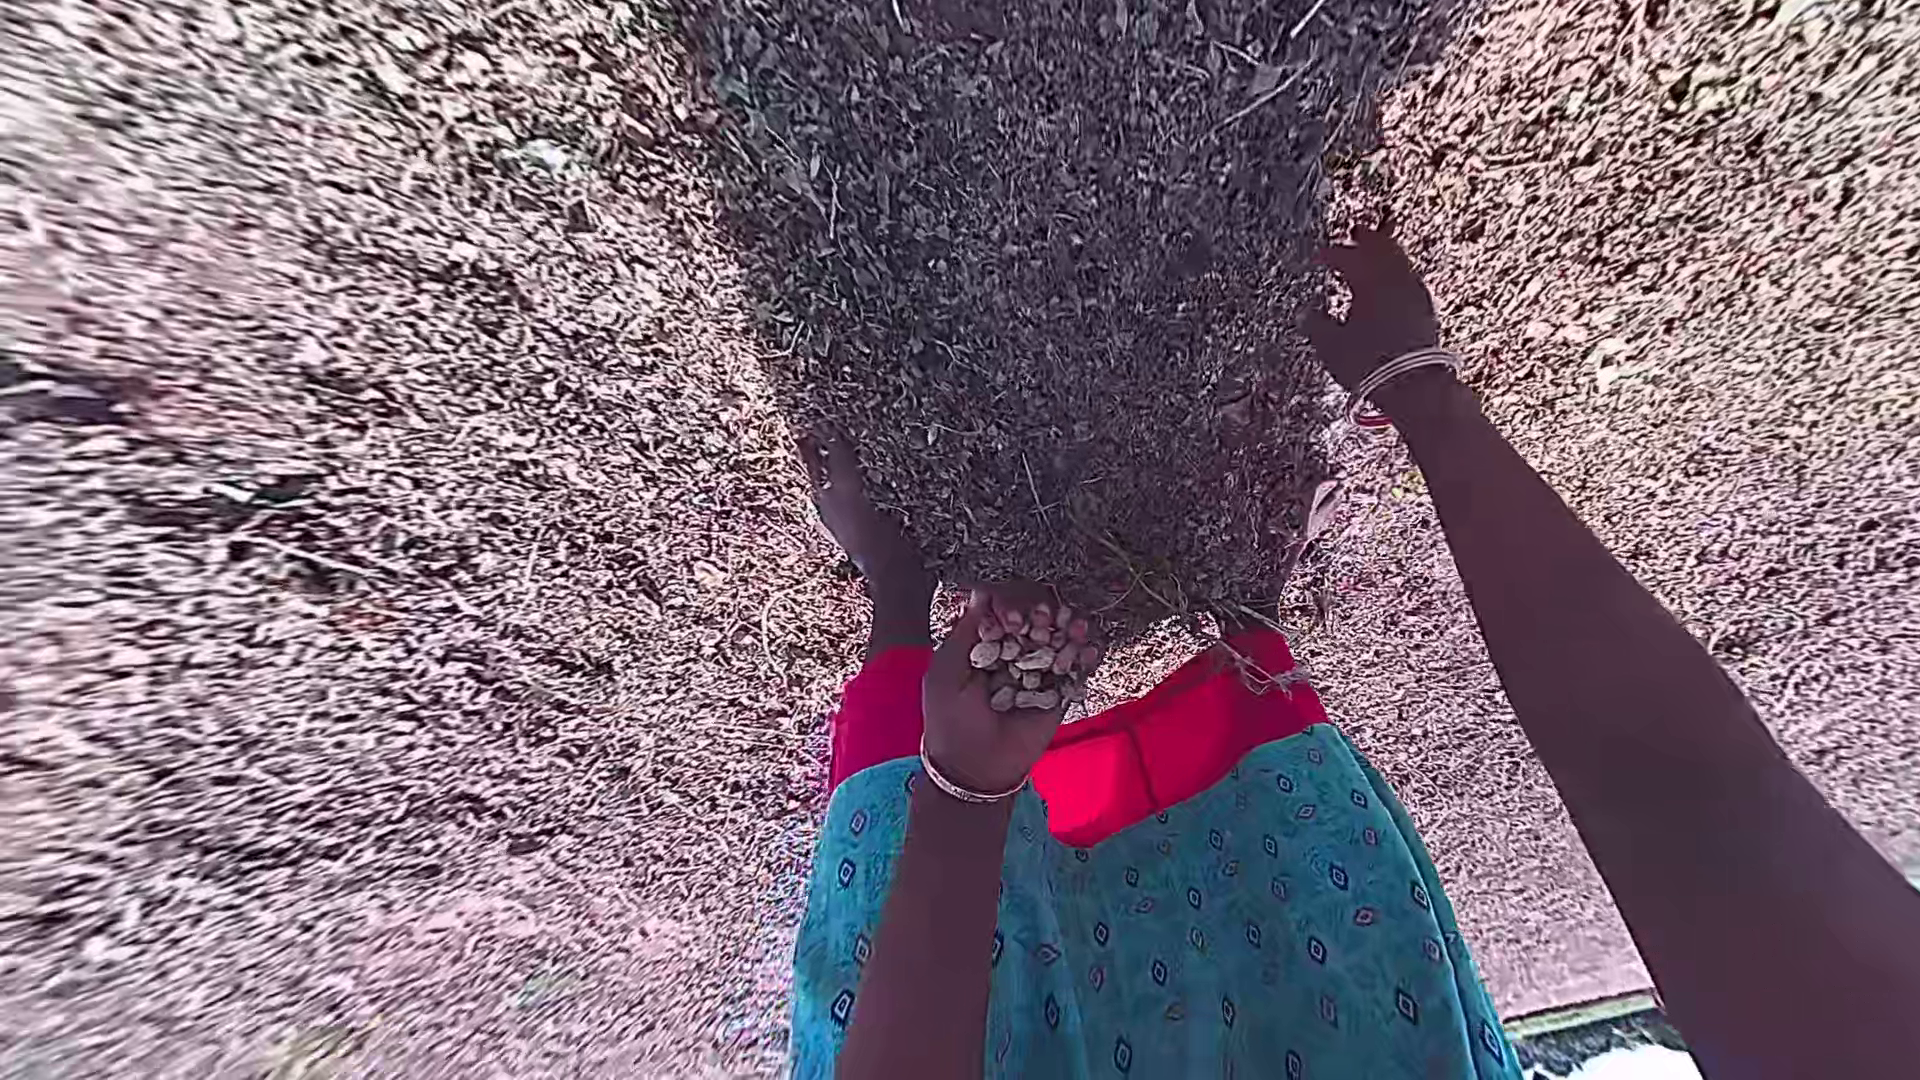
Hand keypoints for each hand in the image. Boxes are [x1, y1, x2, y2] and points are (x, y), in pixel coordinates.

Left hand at [920, 583, 1101, 795]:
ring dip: (1068, 632)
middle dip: (1042, 618)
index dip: (1011, 611)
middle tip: (1045, 617)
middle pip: (1034, 627)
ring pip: (1057, 645)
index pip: (1004, 618)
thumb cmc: (951, 718)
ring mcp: (1037, 676)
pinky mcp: (1056, 697)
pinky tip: (1089, 648)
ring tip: (1075, 625)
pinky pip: (1074, 673)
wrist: (973, 768)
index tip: (1012, 617)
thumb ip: (965, 633)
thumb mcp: (946, 671)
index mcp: (986, 648)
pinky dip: (1084, 659)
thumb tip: (981, 593)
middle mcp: (1014, 657)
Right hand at [1302, 217, 1457, 419]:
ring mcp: (1414, 295)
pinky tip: (1390, 283)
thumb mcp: (1330, 345)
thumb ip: (1317, 323)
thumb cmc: (1367, 362)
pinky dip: (1396, 274)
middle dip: (1369, 240)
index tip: (1320, 253)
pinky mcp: (1424, 311)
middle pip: (1383, 251)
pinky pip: (1408, 280)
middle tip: (1357, 231)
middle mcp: (1395, 282)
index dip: (1333, 254)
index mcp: (1369, 285)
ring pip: (1399, 263)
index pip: (1349, 259)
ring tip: (1374, 254)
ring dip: (1386, 254)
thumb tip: (1306, 311)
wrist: (1410, 382)